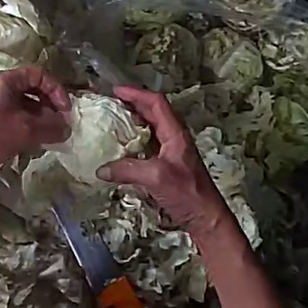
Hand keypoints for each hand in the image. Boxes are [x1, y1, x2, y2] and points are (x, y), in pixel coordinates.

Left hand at [0, 67, 70, 178]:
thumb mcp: (25, 130)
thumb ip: (50, 127)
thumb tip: (67, 129)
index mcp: (5, 81)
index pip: (38, 75)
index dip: (56, 90)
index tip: (65, 110)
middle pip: (31, 91)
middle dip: (49, 108)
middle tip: (59, 125)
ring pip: (22, 108)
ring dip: (39, 121)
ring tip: (48, 137)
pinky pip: (12, 121)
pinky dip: (26, 129)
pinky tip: (32, 145)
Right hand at [98, 86, 235, 238]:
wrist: (206, 217)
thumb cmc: (187, 193)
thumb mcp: (155, 177)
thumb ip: (128, 170)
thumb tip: (101, 169)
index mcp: (176, 133)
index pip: (156, 103)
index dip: (136, 94)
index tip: (116, 91)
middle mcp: (175, 138)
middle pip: (154, 112)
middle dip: (133, 105)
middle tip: (110, 104)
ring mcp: (172, 152)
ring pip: (151, 129)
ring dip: (134, 122)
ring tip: (112, 122)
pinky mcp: (168, 166)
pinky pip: (149, 146)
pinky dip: (134, 142)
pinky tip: (121, 149)